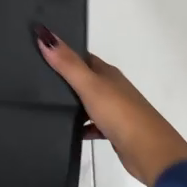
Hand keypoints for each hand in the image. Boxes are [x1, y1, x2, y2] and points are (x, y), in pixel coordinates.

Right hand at [34, 25, 186, 186]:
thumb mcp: (90, 86)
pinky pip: (93, 125)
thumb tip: (44, 33)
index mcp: (108, 73)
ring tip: (45, 106)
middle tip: (36, 81)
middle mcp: (113, 88)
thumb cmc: (120, 113)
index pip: (83, 57)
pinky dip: (82, 127)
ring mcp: (115, 110)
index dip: (63, 53)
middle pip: (85, 79)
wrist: (150, 152)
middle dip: (64, 79)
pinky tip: (69, 132)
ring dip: (72, 104)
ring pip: (88, 102)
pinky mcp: (115, 131)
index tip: (40, 51)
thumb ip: (67, 64)